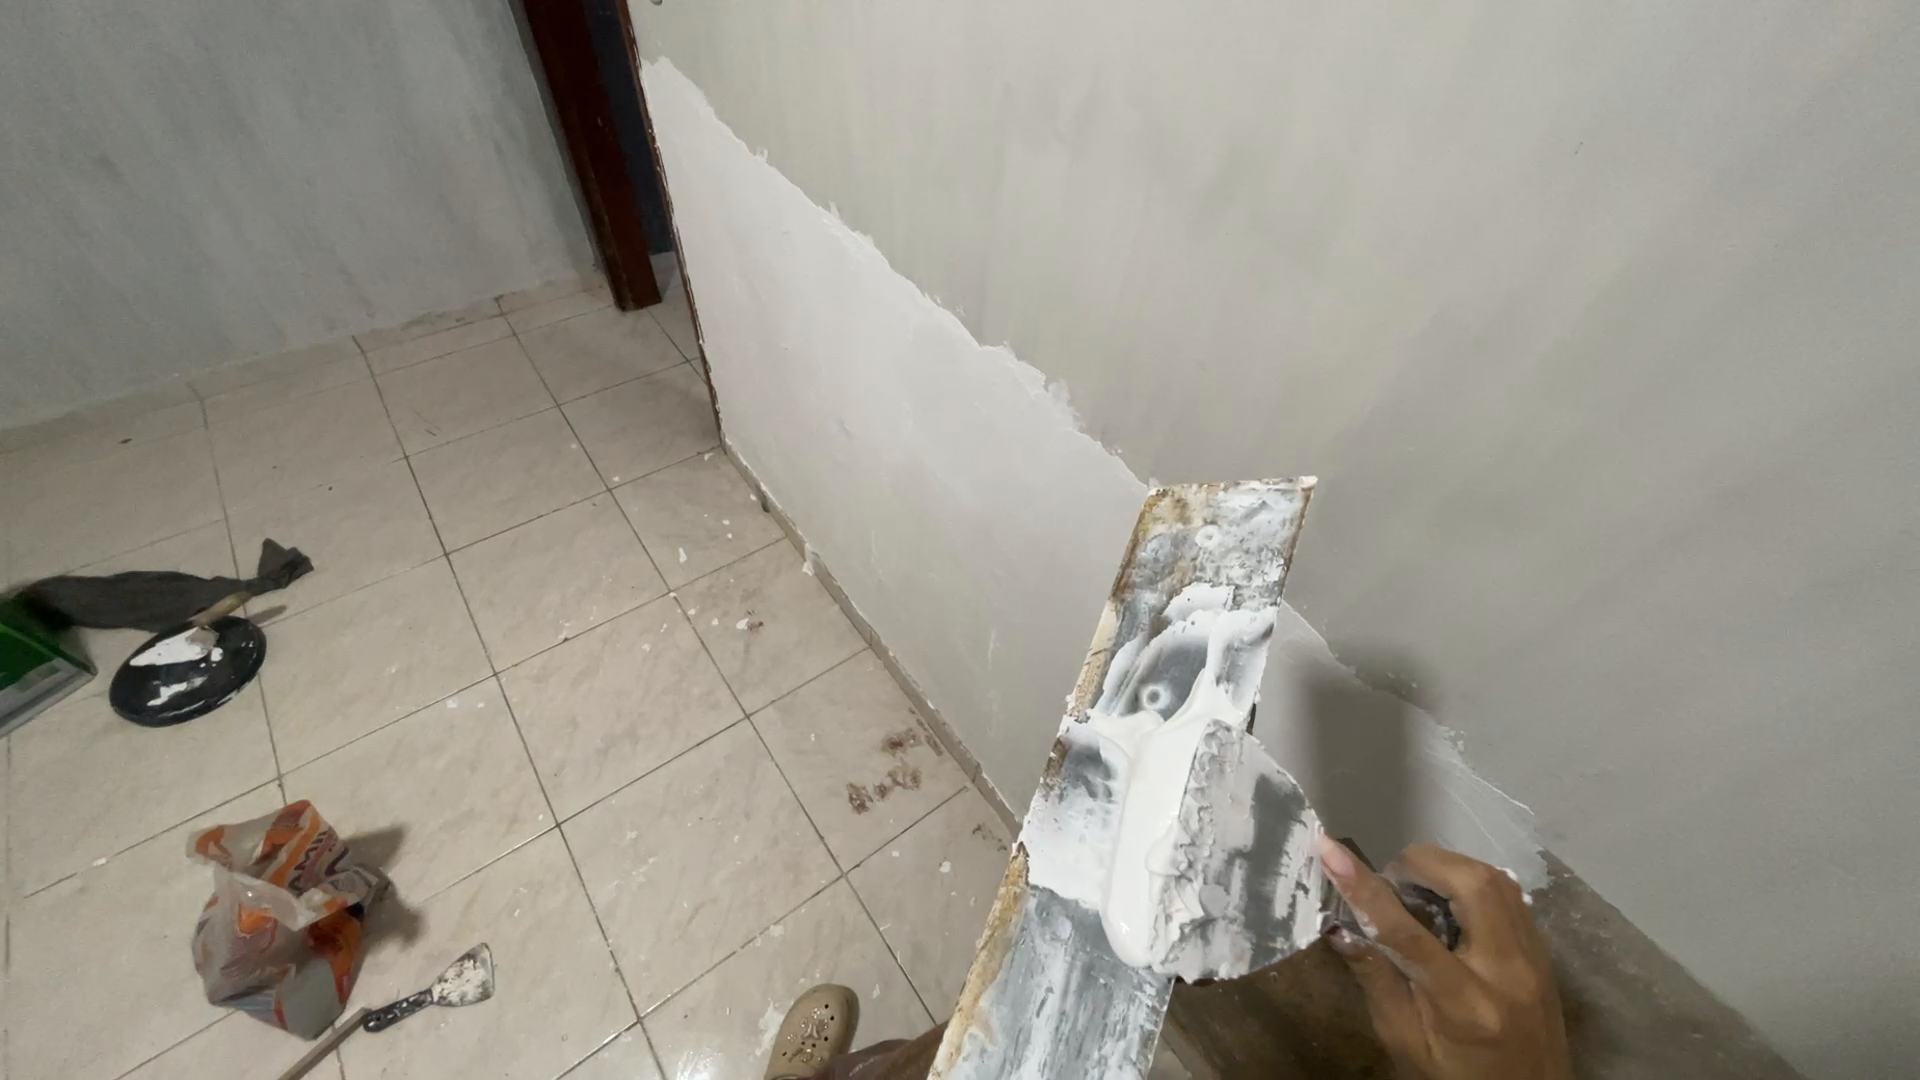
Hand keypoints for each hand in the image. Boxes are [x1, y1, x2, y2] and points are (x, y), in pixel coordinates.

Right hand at [1316, 835, 1573, 1079]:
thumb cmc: (1456, 1079)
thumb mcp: (1404, 1040)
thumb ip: (1374, 978)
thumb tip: (1336, 923)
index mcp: (1464, 1005)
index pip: (1406, 932)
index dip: (1363, 885)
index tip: (1328, 848)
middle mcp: (1508, 974)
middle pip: (1472, 885)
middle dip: (1420, 864)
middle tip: (1391, 882)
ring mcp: (1535, 961)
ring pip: (1495, 880)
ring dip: (1445, 867)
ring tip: (1416, 888)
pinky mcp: (1544, 954)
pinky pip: (1509, 894)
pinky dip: (1469, 881)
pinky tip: (1446, 900)